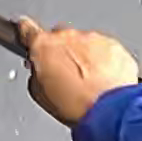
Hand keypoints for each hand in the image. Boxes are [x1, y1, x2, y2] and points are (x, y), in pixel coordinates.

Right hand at [17, 18, 139, 125]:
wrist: (111, 113)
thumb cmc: (75, 105)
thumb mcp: (38, 93)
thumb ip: (34, 72)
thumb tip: (40, 70)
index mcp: (41, 44)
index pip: (26, 27)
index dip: (27, 33)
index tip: (30, 36)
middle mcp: (65, 36)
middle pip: (60, 37)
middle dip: (62, 51)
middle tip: (70, 74)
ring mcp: (92, 40)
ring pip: (85, 43)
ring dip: (85, 56)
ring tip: (92, 81)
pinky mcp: (115, 48)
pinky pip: (107, 50)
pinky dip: (107, 61)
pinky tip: (108, 80)